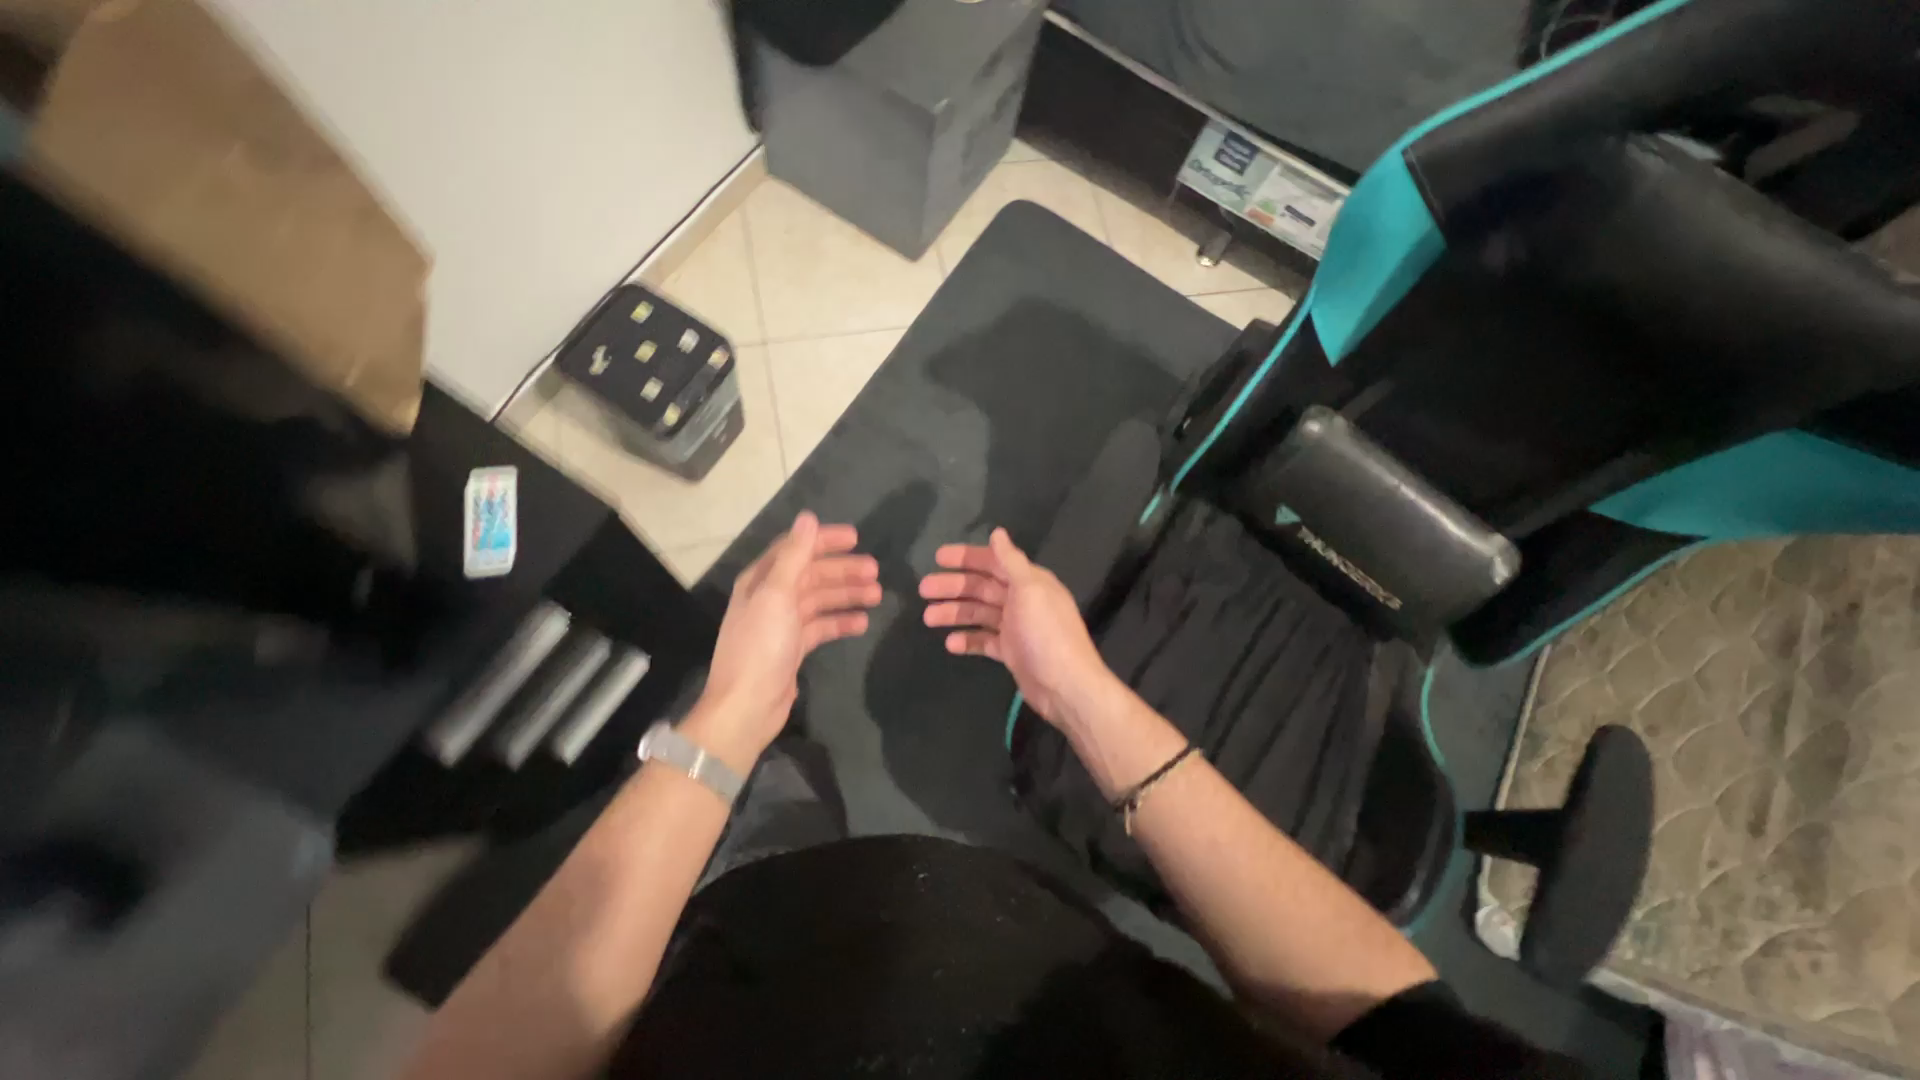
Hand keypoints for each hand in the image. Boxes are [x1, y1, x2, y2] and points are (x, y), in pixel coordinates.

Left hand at [688, 512, 879, 768]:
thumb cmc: (760, 646)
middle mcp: (770, 597)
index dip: (823, 541)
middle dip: (842, 571)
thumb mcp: (777, 595)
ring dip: (847, 595)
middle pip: (811, 574)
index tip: (856, 538)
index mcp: (761, 580)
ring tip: (876, 596)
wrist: (746, 706)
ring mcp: (782, 624)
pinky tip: (862, 623)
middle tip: (876, 572)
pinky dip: (841, 622)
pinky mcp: (793, 648)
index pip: (795, 549)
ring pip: (820, 600)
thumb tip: (808, 516)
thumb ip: (795, 555)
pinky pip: (822, 626)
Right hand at [918, 528, 1117, 731]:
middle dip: (953, 587)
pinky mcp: (1011, 652)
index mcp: (1029, 582)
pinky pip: (984, 641)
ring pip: (979, 614)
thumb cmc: (1046, 633)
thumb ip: (1011, 561)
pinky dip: (968, 640)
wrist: (1065, 686)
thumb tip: (998, 532)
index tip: (938, 557)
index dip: (967, 558)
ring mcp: (1016, 628)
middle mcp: (1022, 601)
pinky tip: (950, 644)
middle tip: (923, 590)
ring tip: (928, 618)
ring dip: (954, 613)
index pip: (994, 562)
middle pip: (982, 588)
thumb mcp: (1030, 590)